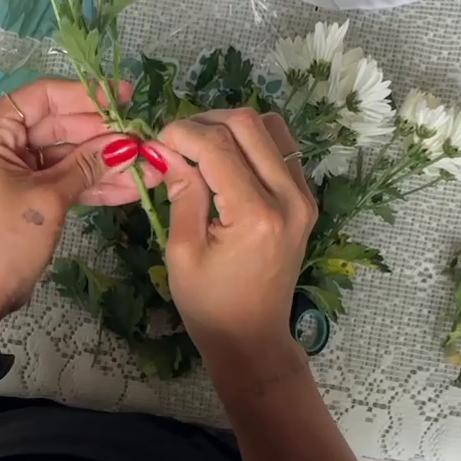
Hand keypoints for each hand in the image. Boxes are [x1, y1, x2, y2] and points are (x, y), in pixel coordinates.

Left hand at [0, 79, 161, 336]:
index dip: (86, 95)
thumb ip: (87, 165)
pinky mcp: (27, 192)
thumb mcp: (48, 199)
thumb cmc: (4, 243)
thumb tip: (128, 142)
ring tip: (147, 167)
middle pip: (58, 125)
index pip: (42, 97)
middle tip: (144, 140)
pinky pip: (62, 178)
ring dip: (104, 163)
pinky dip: (91, 183)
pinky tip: (129, 187)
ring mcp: (13, 169)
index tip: (124, 97)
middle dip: (102, 136)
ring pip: (65, 155)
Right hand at [157, 108, 316, 363]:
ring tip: (200, 147)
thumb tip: (168, 150)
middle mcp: (288, 198)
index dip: (181, 134)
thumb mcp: (182, 253)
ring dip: (231, 128)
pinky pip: (281, 150)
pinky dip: (251, 144)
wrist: (251, 338)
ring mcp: (303, 197)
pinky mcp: (305, 201)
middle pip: (248, 124)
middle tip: (176, 141)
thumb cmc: (209, 305)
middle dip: (205, 122)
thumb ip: (181, 194)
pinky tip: (225, 162)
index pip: (217, 146)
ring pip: (270, 128)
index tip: (155, 142)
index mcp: (254, 214)